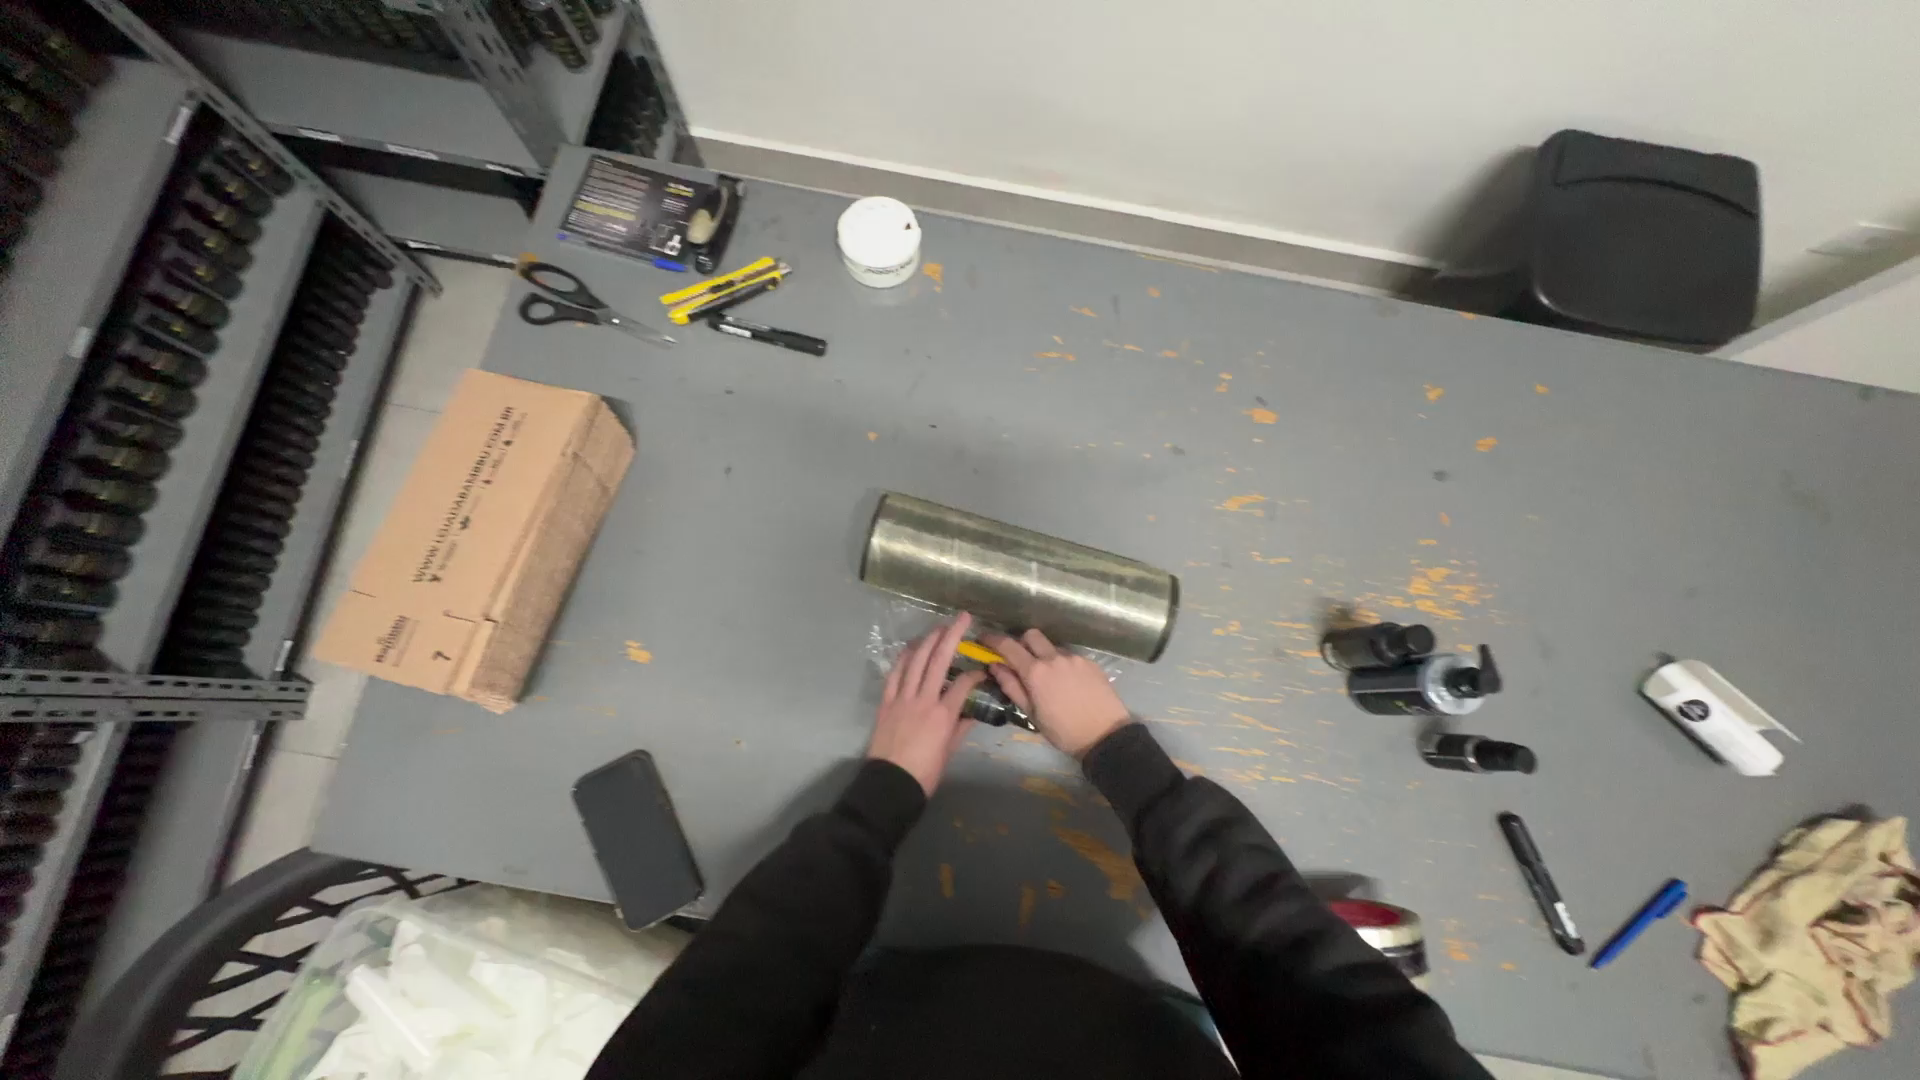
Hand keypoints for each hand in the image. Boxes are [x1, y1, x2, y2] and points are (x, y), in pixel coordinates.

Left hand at [868, 613, 986, 794]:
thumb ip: (961, 728)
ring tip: (938, 628)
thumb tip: (972, 712)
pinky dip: (903, 658)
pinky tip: (911, 649)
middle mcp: (924, 700)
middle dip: (951, 635)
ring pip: (915, 661)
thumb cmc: (925, 773)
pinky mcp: (886, 702)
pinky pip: (895, 674)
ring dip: (927, 640)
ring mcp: (902, 698)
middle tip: (961, 618)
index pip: (964, 684)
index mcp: (943, 714)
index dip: (976, 673)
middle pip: (939, 660)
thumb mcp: (949, 752)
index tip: (983, 670)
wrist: (891, 784)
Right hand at [980, 629, 1130, 757]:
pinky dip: (1061, 663)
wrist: (1105, 735)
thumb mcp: (1031, 714)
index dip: (993, 639)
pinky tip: (1066, 681)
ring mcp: (1074, 658)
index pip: (1008, 646)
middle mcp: (1053, 658)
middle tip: (1018, 658)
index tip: (985, 638)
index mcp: (1035, 672)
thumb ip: (1012, 687)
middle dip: (1021, 641)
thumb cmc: (1063, 731)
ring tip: (1046, 675)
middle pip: (1031, 635)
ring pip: (1051, 646)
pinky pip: (1069, 655)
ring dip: (1043, 654)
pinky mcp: (1089, 662)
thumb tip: (995, 666)